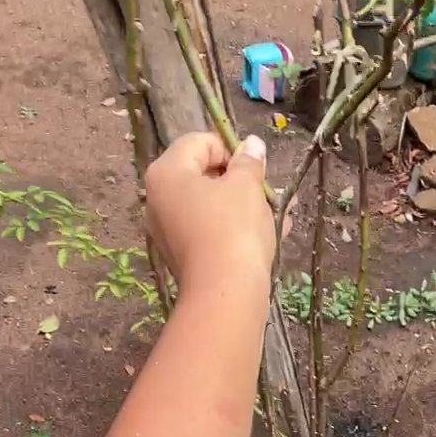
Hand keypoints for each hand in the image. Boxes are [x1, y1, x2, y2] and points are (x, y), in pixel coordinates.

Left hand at [143, 132, 272, 293]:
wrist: (226, 294)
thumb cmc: (234, 229)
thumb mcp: (247, 187)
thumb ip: (249, 162)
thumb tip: (252, 144)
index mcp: (167, 172)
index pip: (199, 142)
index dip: (232, 148)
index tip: (256, 167)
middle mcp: (159, 199)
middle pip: (202, 176)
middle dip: (239, 182)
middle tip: (267, 193)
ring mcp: (169, 232)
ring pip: (210, 208)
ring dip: (243, 207)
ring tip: (276, 215)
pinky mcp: (184, 258)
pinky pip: (211, 232)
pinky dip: (235, 230)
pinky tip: (267, 236)